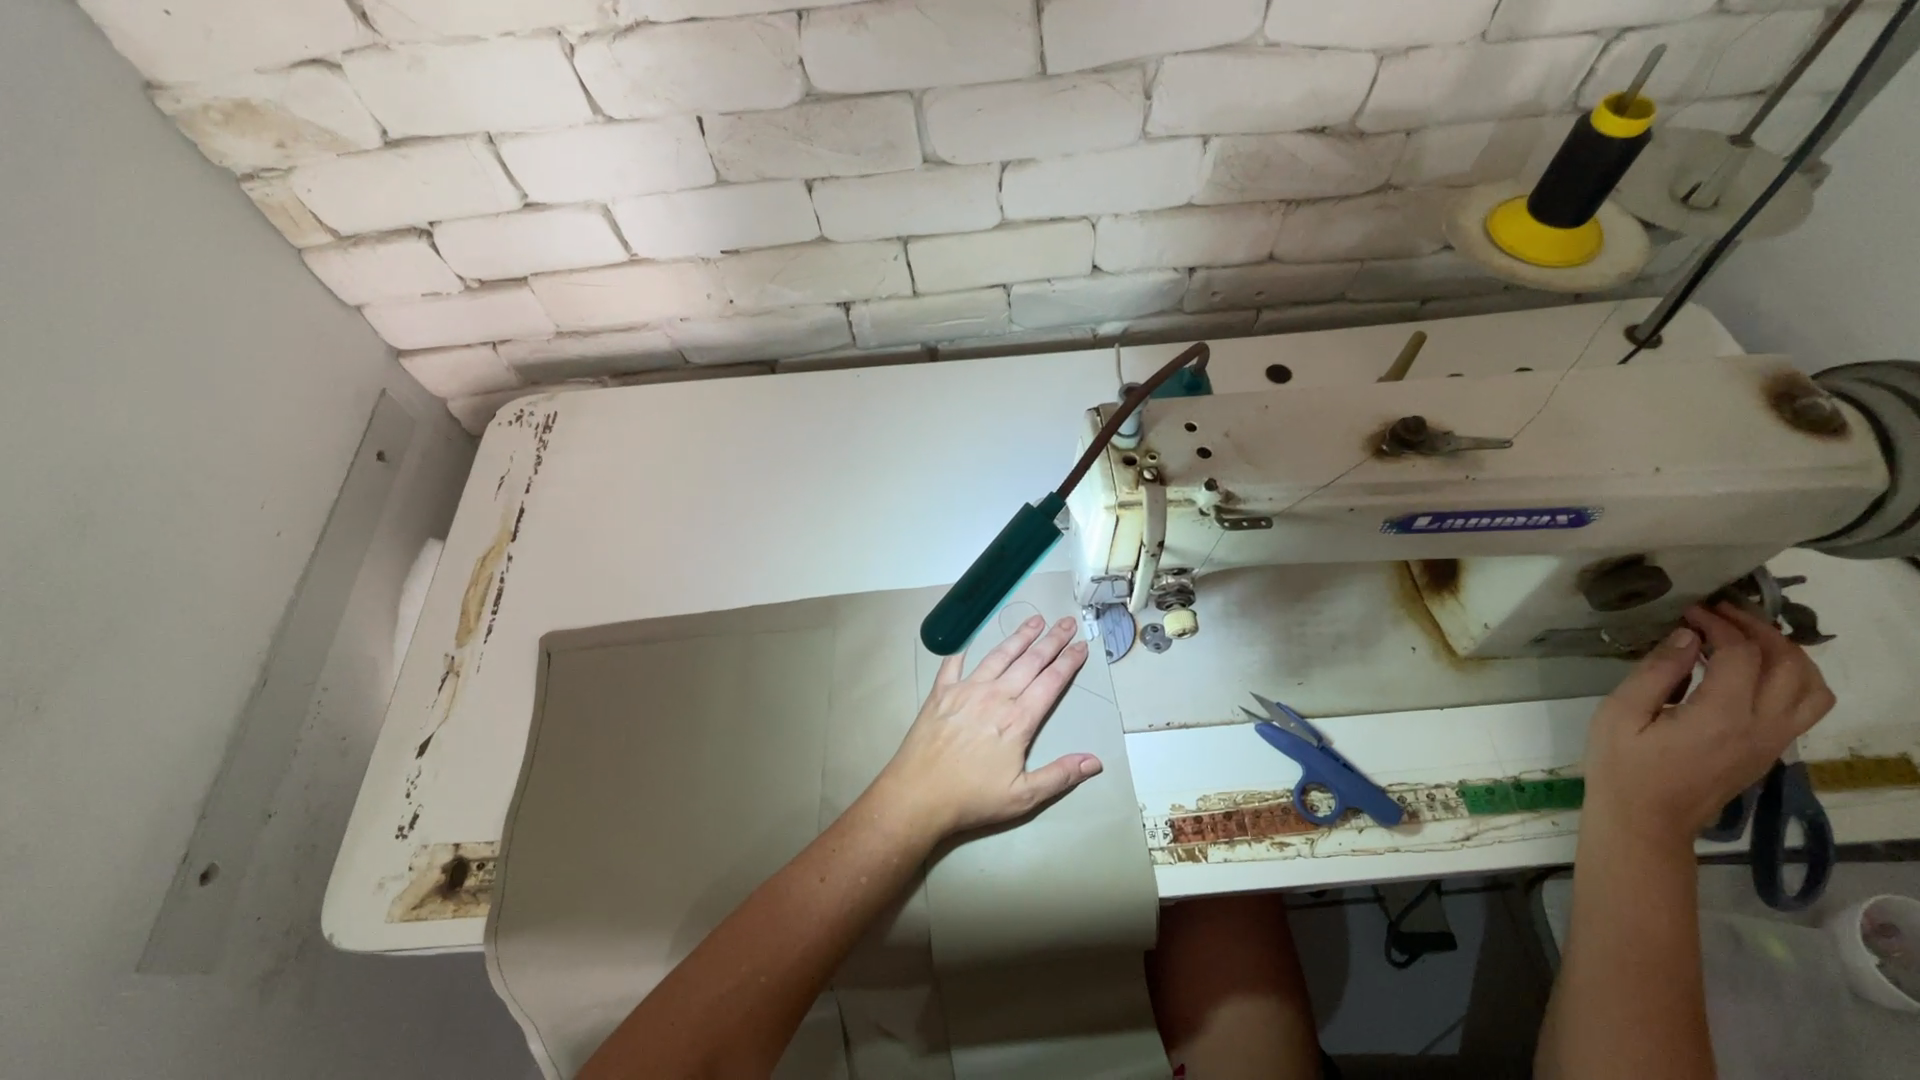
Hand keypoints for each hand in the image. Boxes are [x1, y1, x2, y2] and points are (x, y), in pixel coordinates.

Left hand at [874, 615, 1100, 838]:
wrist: (917, 795)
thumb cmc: (971, 798)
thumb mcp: (1022, 797)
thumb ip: (1059, 776)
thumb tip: (1094, 762)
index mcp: (1018, 720)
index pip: (1051, 682)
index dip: (1069, 662)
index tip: (1081, 645)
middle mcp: (995, 697)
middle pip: (1029, 662)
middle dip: (1051, 641)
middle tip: (1066, 622)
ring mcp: (965, 690)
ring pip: (998, 656)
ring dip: (1018, 636)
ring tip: (1034, 620)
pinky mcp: (940, 693)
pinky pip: (953, 663)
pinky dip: (963, 648)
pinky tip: (970, 638)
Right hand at [1582, 603, 1834, 849]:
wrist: (1645, 820)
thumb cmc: (1622, 767)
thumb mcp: (1619, 714)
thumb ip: (1655, 673)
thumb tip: (1686, 637)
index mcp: (1722, 715)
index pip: (1741, 654)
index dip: (1718, 624)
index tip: (1689, 611)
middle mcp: (1761, 726)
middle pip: (1789, 665)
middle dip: (1759, 630)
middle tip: (1721, 615)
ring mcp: (1773, 741)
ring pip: (1812, 687)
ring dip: (1787, 655)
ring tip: (1747, 639)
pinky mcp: (1770, 750)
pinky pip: (1805, 706)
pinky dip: (1790, 677)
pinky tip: (1752, 671)